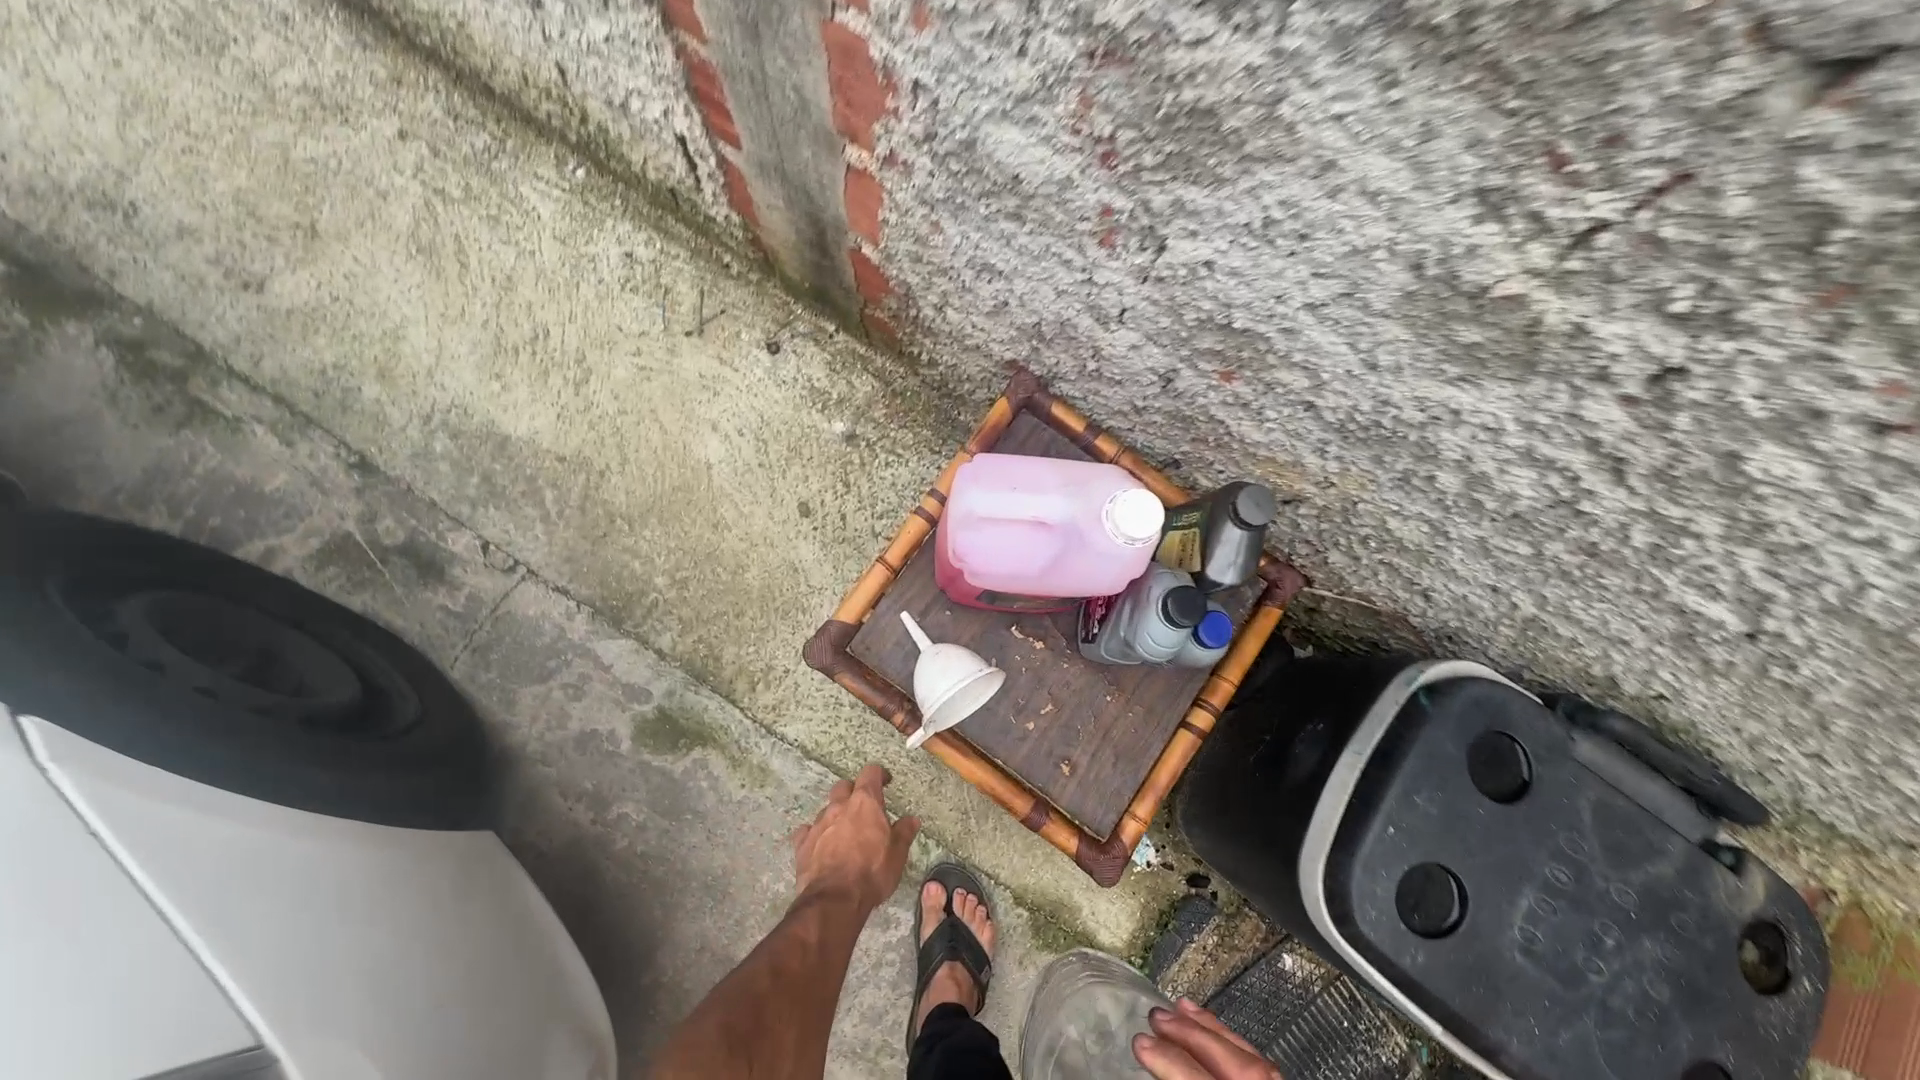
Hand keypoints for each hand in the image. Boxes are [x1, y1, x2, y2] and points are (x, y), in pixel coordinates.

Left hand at [790, 764, 918, 911]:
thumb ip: (904, 833)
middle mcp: (839, 807)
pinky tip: (820, 845)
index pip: (870, 773)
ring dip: (836, 815)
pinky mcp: (802, 844)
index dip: (879, 774)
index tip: (885, 781)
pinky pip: (807, 831)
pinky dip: (815, 834)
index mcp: (865, 804)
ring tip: (844, 832)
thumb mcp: (898, 854)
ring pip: (826, 809)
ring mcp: (818, 824)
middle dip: (853, 791)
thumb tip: (912, 819)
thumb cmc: (872, 873)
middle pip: (844, 786)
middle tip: (863, 807)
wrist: (835, 899)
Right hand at [1133, 999, 1281, 1079]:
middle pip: (1229, 1059)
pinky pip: (1262, 1064)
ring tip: (1182, 1007)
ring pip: (1250, 1055)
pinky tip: (1217, 1031)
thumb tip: (1151, 1051)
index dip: (1169, 1059)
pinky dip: (1236, 1043)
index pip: (1200, 1079)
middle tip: (1155, 1015)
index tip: (1140, 1041)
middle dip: (1190, 1034)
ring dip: (1212, 1029)